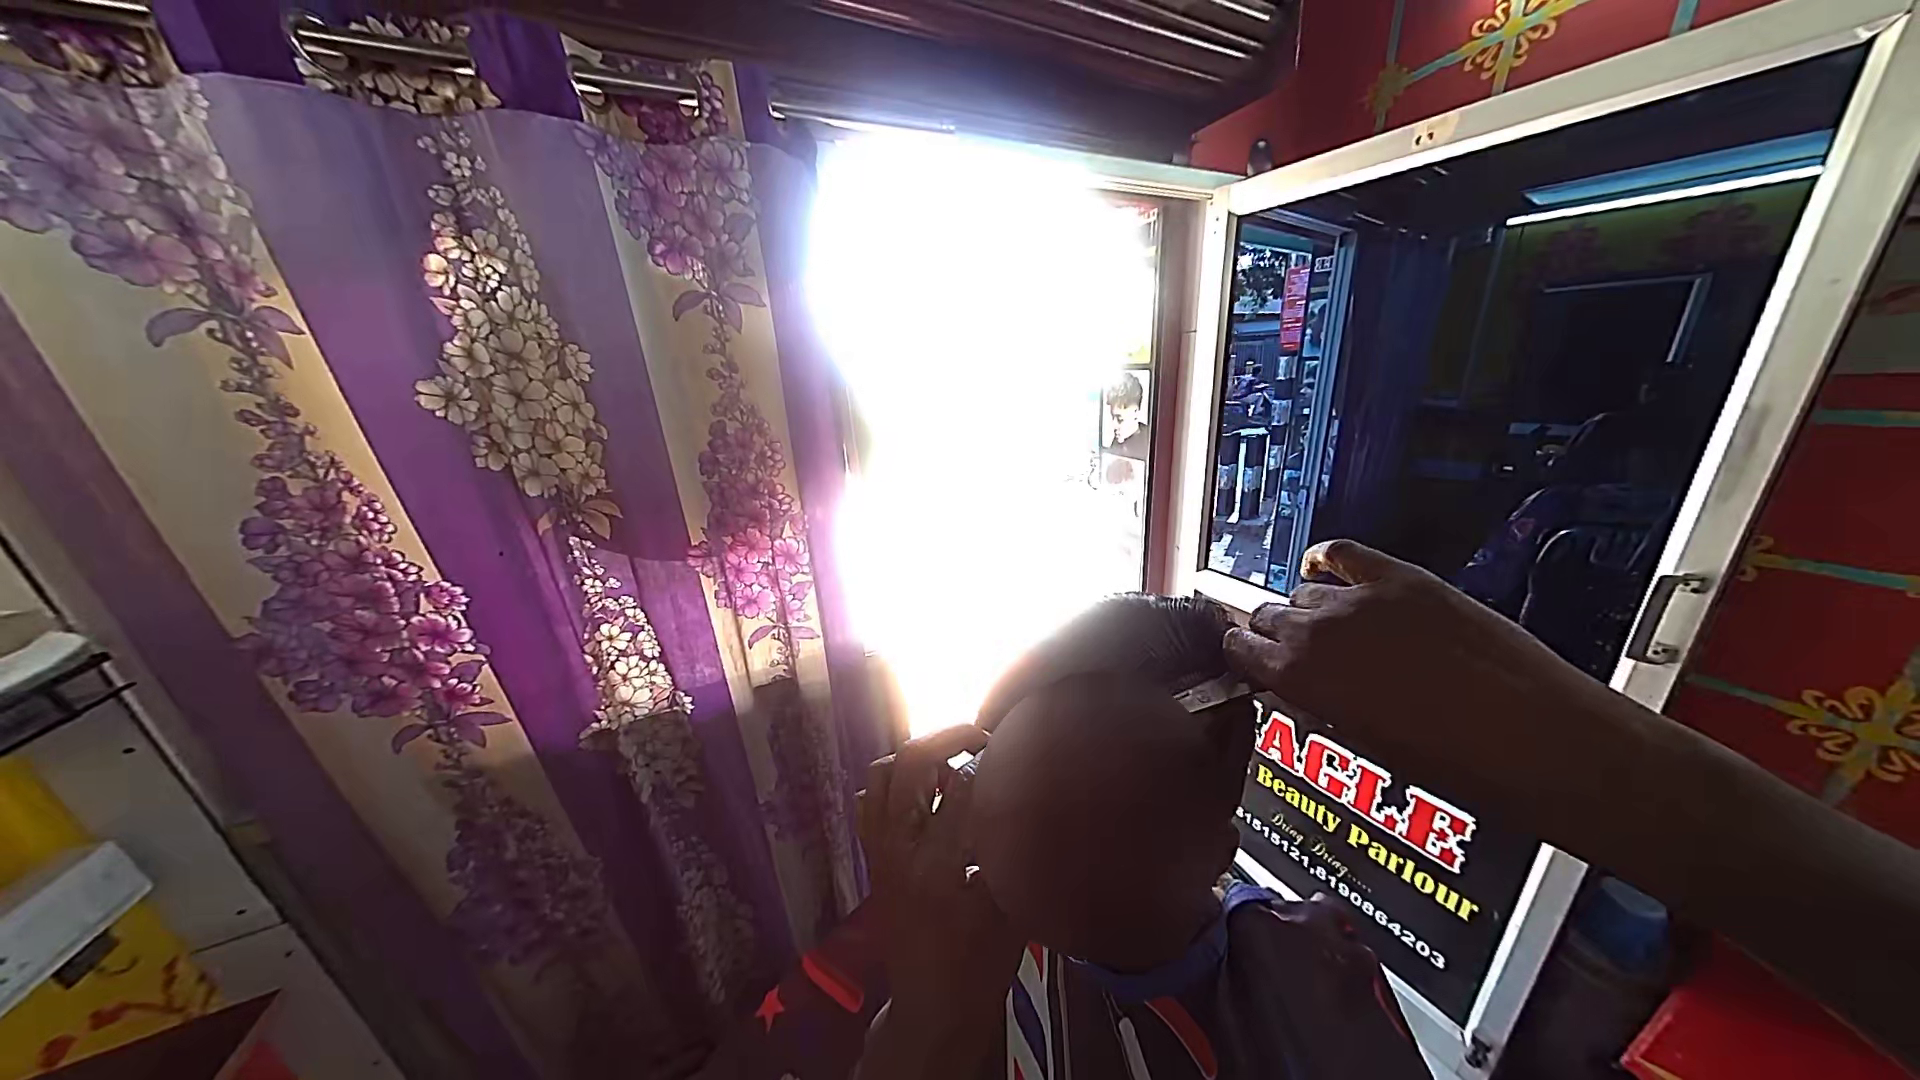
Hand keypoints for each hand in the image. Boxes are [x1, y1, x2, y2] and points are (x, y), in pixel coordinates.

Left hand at [858, 725, 1023, 1041]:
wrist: (931, 1008)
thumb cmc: (980, 963)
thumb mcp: (1009, 906)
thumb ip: (1011, 846)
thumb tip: (1021, 791)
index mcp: (939, 865)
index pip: (961, 785)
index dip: (988, 759)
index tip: (1009, 750)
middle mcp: (899, 848)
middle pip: (910, 763)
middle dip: (947, 737)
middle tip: (979, 738)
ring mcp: (879, 849)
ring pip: (882, 772)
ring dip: (917, 757)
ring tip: (951, 765)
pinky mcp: (872, 856)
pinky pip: (871, 798)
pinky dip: (894, 781)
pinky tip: (924, 792)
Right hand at [1223, 539, 1620, 821]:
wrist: (1540, 744)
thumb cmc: (1456, 761)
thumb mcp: (1358, 738)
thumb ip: (1315, 700)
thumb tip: (1299, 685)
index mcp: (1297, 675)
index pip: (1240, 646)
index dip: (1243, 653)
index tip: (1250, 655)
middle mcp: (1316, 631)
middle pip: (1265, 614)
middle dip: (1270, 631)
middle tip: (1289, 646)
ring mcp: (1358, 599)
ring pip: (1301, 590)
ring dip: (1305, 606)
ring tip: (1328, 623)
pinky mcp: (1400, 579)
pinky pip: (1342, 552)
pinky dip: (1327, 559)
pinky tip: (1325, 568)